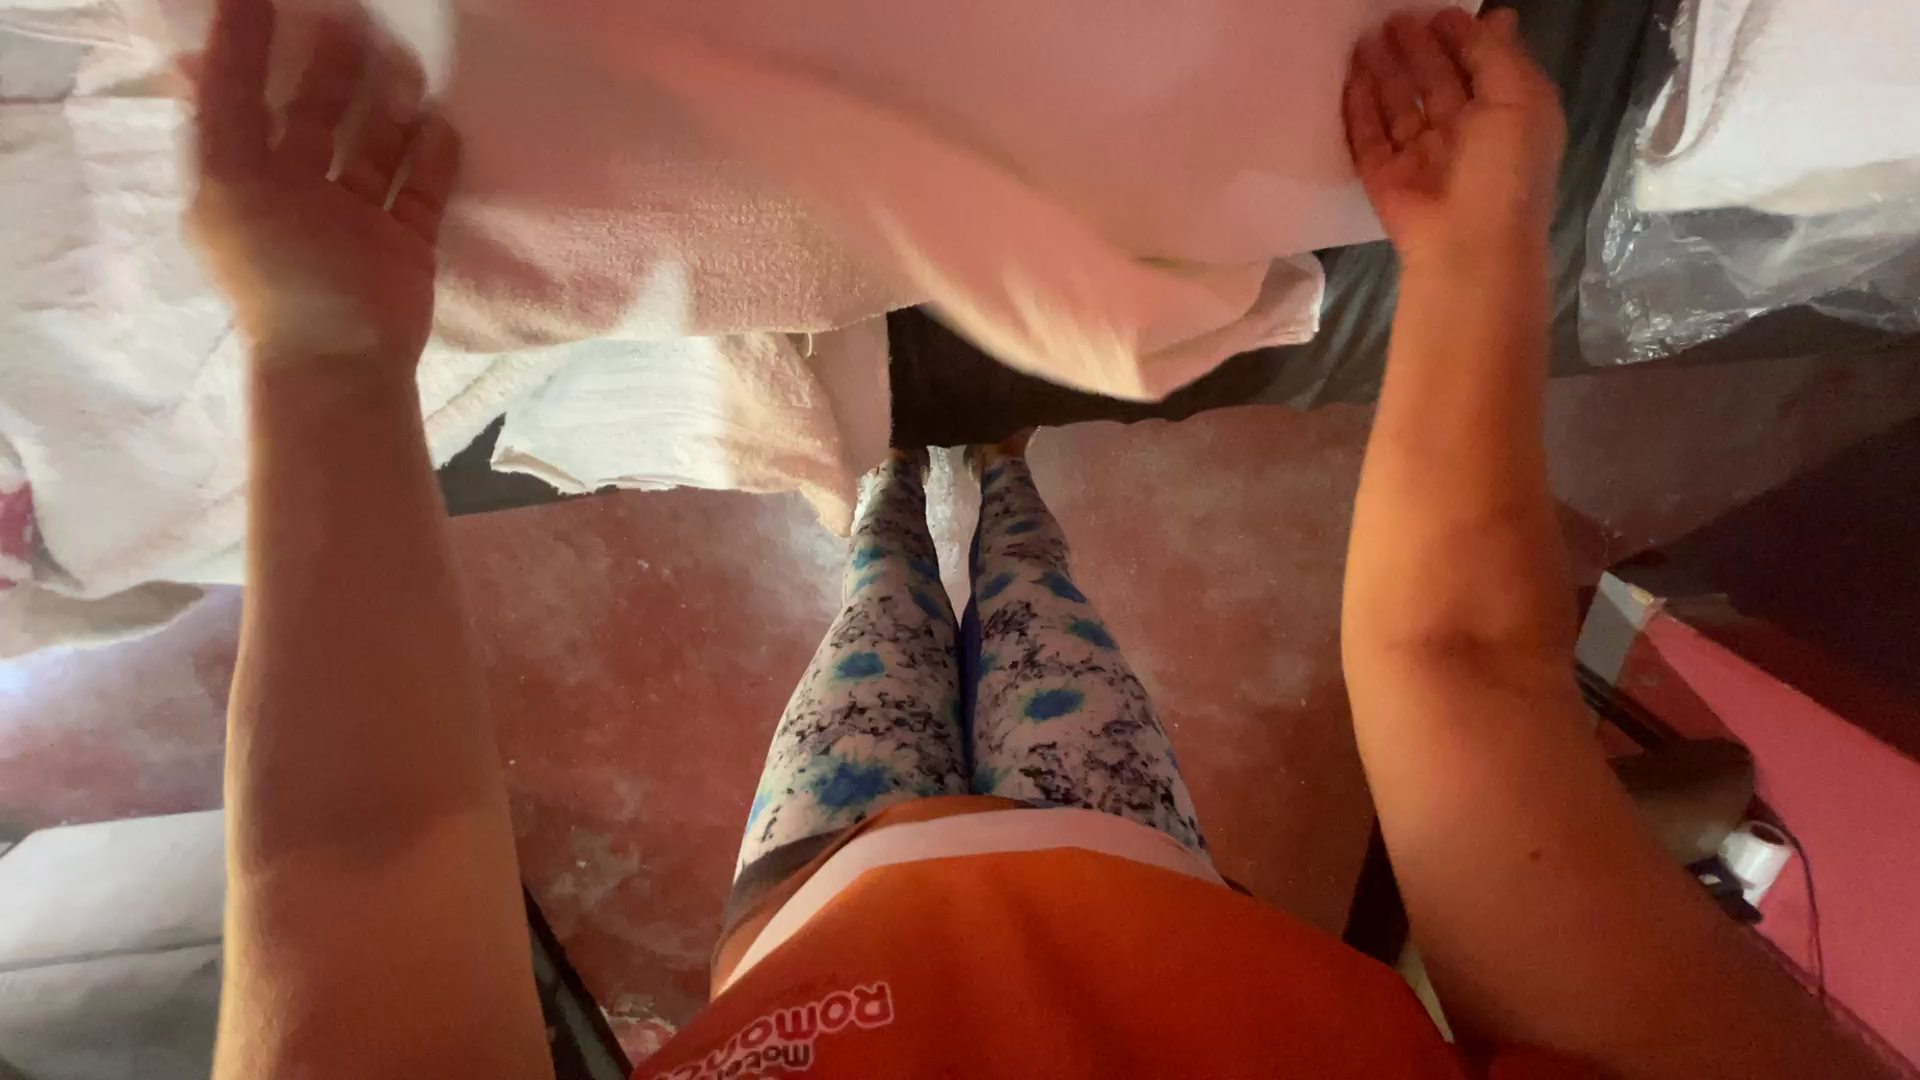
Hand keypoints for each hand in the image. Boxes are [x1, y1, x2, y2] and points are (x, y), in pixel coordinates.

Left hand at [188, 0, 459, 373]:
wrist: (344, 358)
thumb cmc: (280, 277)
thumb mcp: (228, 190)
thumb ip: (223, 122)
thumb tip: (203, 58)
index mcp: (243, 177)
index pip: (240, 96)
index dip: (247, 45)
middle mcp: (299, 191)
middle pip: (314, 118)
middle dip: (330, 73)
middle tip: (353, 27)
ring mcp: (357, 219)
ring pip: (373, 151)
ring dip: (388, 112)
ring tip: (407, 71)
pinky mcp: (406, 244)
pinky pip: (419, 193)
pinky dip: (433, 163)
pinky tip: (443, 130)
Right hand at [1344, 8, 1564, 271]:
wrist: (1466, 243)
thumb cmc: (1506, 170)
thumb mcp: (1520, 99)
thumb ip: (1500, 57)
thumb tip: (1495, 17)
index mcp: (1500, 114)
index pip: (1477, 66)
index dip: (1459, 38)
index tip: (1438, 13)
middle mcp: (1458, 134)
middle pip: (1433, 83)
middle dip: (1415, 51)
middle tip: (1393, 19)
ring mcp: (1418, 158)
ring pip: (1398, 108)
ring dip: (1384, 74)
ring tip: (1366, 41)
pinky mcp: (1382, 180)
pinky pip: (1368, 141)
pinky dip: (1359, 113)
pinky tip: (1352, 82)